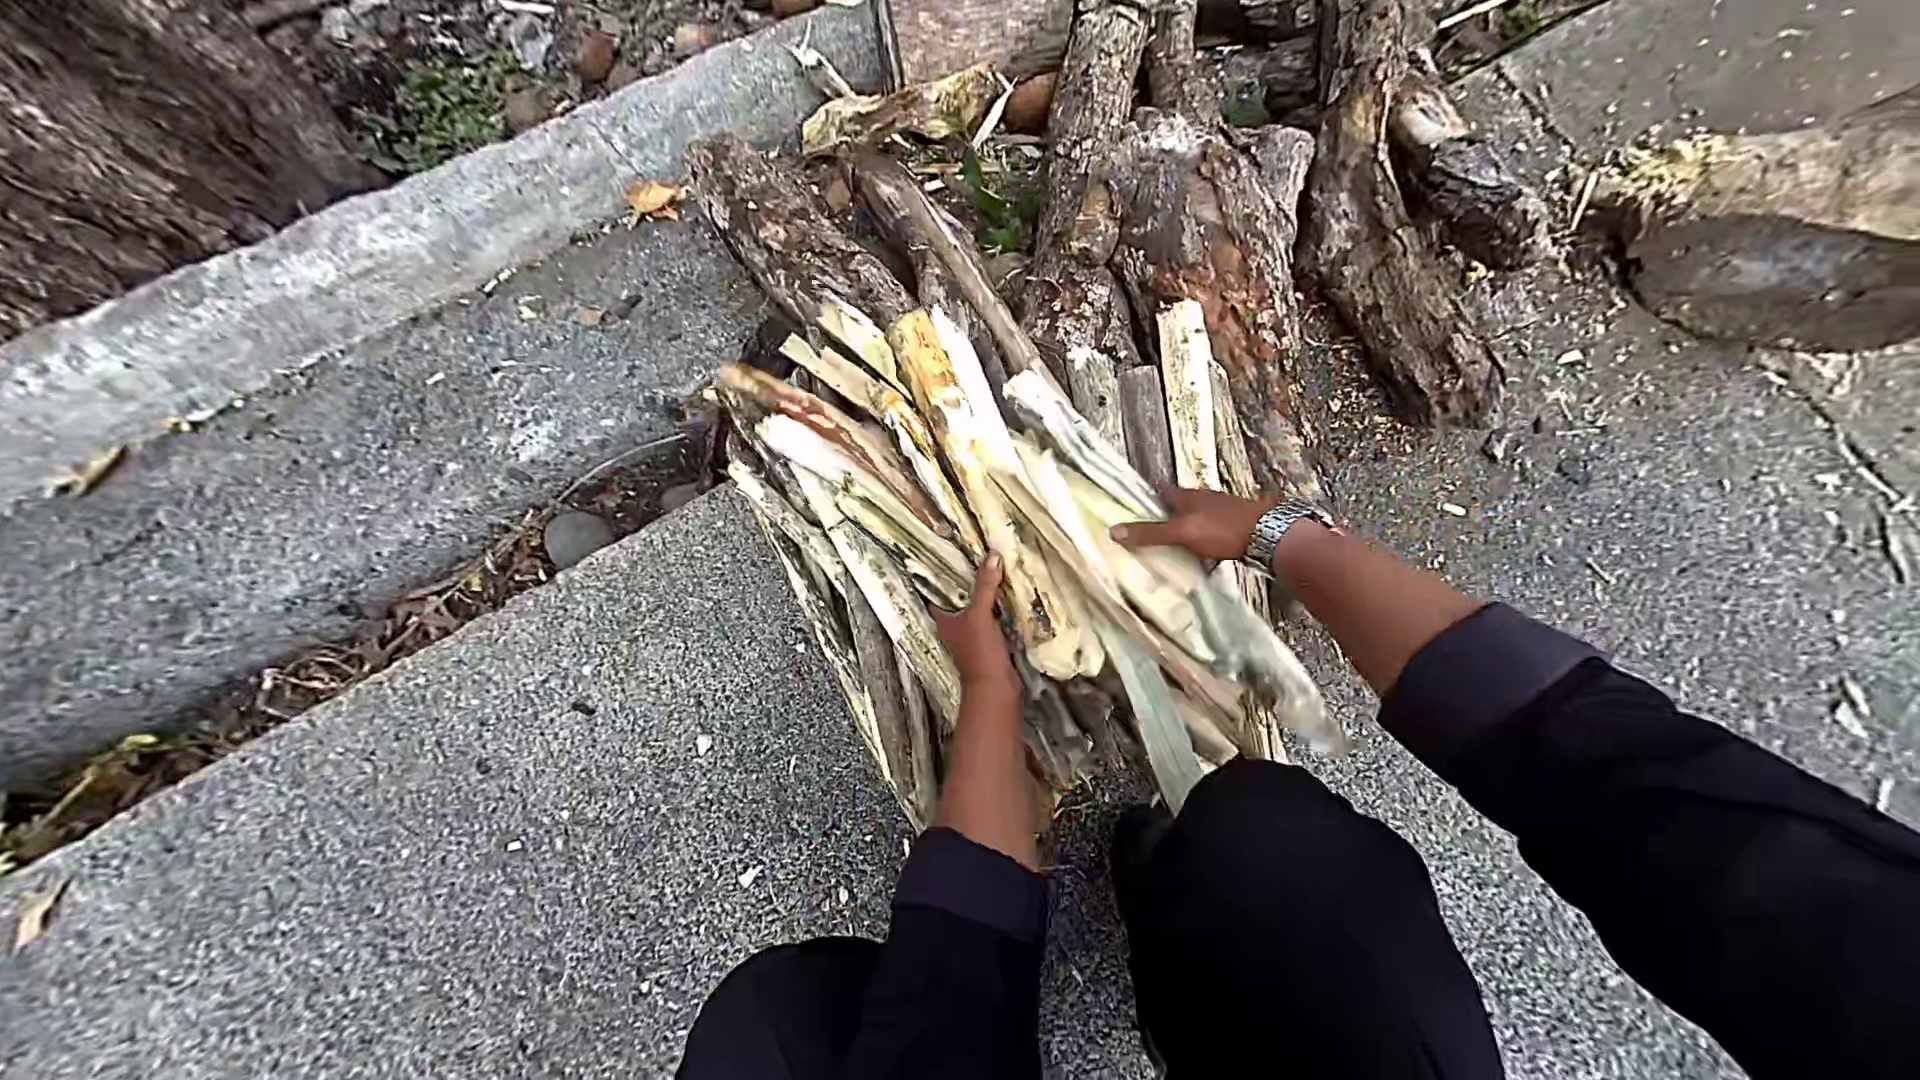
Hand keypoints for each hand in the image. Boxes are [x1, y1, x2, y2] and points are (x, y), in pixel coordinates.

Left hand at [932, 554, 1018, 697]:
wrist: (996, 688)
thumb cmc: (979, 651)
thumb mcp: (980, 614)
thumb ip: (985, 586)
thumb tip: (993, 556)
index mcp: (944, 619)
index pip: (936, 592)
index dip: (940, 575)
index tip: (949, 554)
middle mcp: (954, 626)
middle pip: (958, 599)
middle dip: (968, 581)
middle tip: (978, 558)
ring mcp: (971, 635)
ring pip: (976, 608)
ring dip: (985, 594)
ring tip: (995, 570)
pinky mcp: (988, 642)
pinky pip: (992, 619)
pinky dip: (998, 608)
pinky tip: (1009, 595)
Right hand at [1109, 486, 1278, 560]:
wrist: (1269, 534)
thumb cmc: (1222, 529)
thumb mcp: (1181, 532)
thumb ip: (1150, 533)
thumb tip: (1114, 531)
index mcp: (1188, 497)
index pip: (1164, 490)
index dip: (1152, 491)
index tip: (1141, 493)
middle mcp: (1205, 499)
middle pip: (1181, 501)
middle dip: (1169, 508)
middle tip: (1155, 518)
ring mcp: (1223, 510)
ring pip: (1198, 514)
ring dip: (1188, 522)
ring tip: (1177, 535)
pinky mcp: (1238, 524)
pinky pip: (1213, 528)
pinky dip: (1204, 535)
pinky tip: (1205, 547)